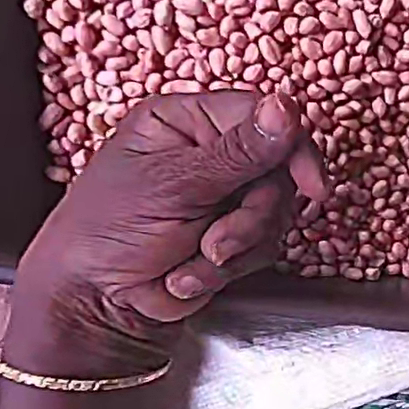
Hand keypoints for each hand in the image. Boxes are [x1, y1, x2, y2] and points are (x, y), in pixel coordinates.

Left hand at [6, 91, 328, 377]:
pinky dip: (231, 267)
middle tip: (218, 240)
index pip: (263, 116)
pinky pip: (264, 246)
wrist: (95, 301)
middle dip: (252, 216)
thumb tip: (286, 108)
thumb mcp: (173, 184)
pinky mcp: (237, 235)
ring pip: (276, 214)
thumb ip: (238, 151)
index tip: (312, 185)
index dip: (293, 149)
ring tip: (195, 258)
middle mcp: (214, 153)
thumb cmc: (108, 230)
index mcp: (188, 122)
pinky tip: (190, 272)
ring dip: (238, 246)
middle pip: (279, 172)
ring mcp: (228, 196)